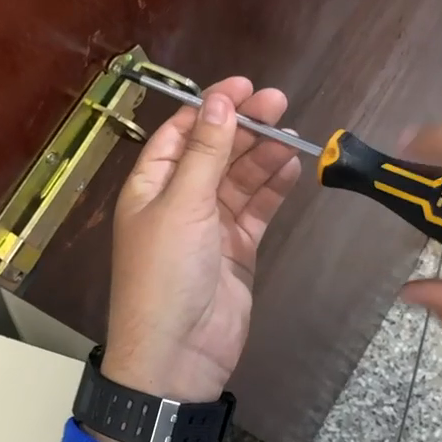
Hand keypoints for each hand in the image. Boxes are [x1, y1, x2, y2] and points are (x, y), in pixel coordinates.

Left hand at [103, 77, 302, 405]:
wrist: (178, 355)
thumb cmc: (166, 274)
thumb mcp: (182, 205)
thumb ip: (205, 152)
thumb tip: (218, 100)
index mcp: (150, 186)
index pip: (180, 133)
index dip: (210, 107)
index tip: (245, 87)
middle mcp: (178, 201)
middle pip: (213, 151)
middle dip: (243, 126)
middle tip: (280, 103)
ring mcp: (209, 226)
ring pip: (238, 179)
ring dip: (262, 155)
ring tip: (291, 131)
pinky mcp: (236, 249)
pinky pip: (256, 210)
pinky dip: (272, 189)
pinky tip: (291, 167)